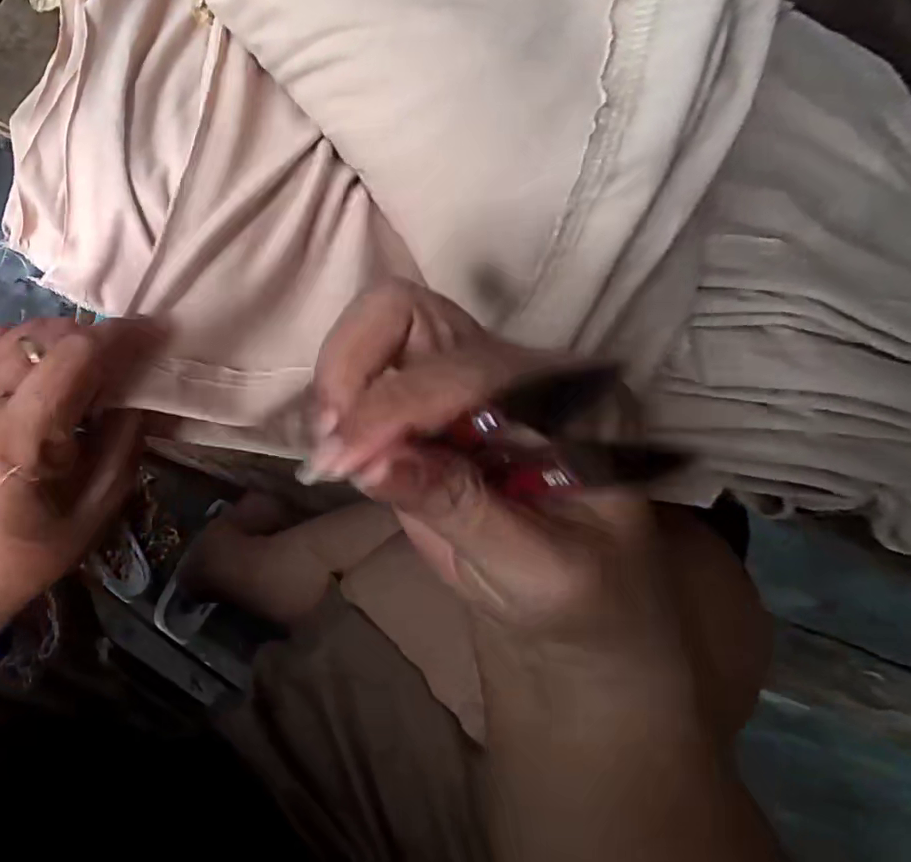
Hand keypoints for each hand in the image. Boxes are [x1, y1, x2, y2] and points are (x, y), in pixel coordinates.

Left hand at [0, 317, 154, 635]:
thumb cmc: (41, 542)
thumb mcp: (100, 499)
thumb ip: (126, 433)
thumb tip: (142, 377)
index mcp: (15, 437)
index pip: (73, 357)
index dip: (119, 337)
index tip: (154, 332)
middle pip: (48, 335)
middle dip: (94, 338)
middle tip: (123, 361)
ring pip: (22, 332)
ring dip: (62, 339)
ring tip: (87, 367)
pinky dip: (28, 344)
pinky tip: (46, 369)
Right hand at [312, 281, 681, 657]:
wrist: (578, 601)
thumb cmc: (580, 591)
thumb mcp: (534, 567)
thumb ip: (455, 506)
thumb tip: (366, 464)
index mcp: (564, 401)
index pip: (460, 371)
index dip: (391, 408)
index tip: (341, 461)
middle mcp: (511, 368)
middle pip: (408, 310)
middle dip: (350, 361)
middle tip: (330, 433)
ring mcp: (461, 373)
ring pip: (376, 324)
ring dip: (337, 377)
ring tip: (330, 446)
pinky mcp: (420, 392)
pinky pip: (362, 363)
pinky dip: (335, 396)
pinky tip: (338, 445)